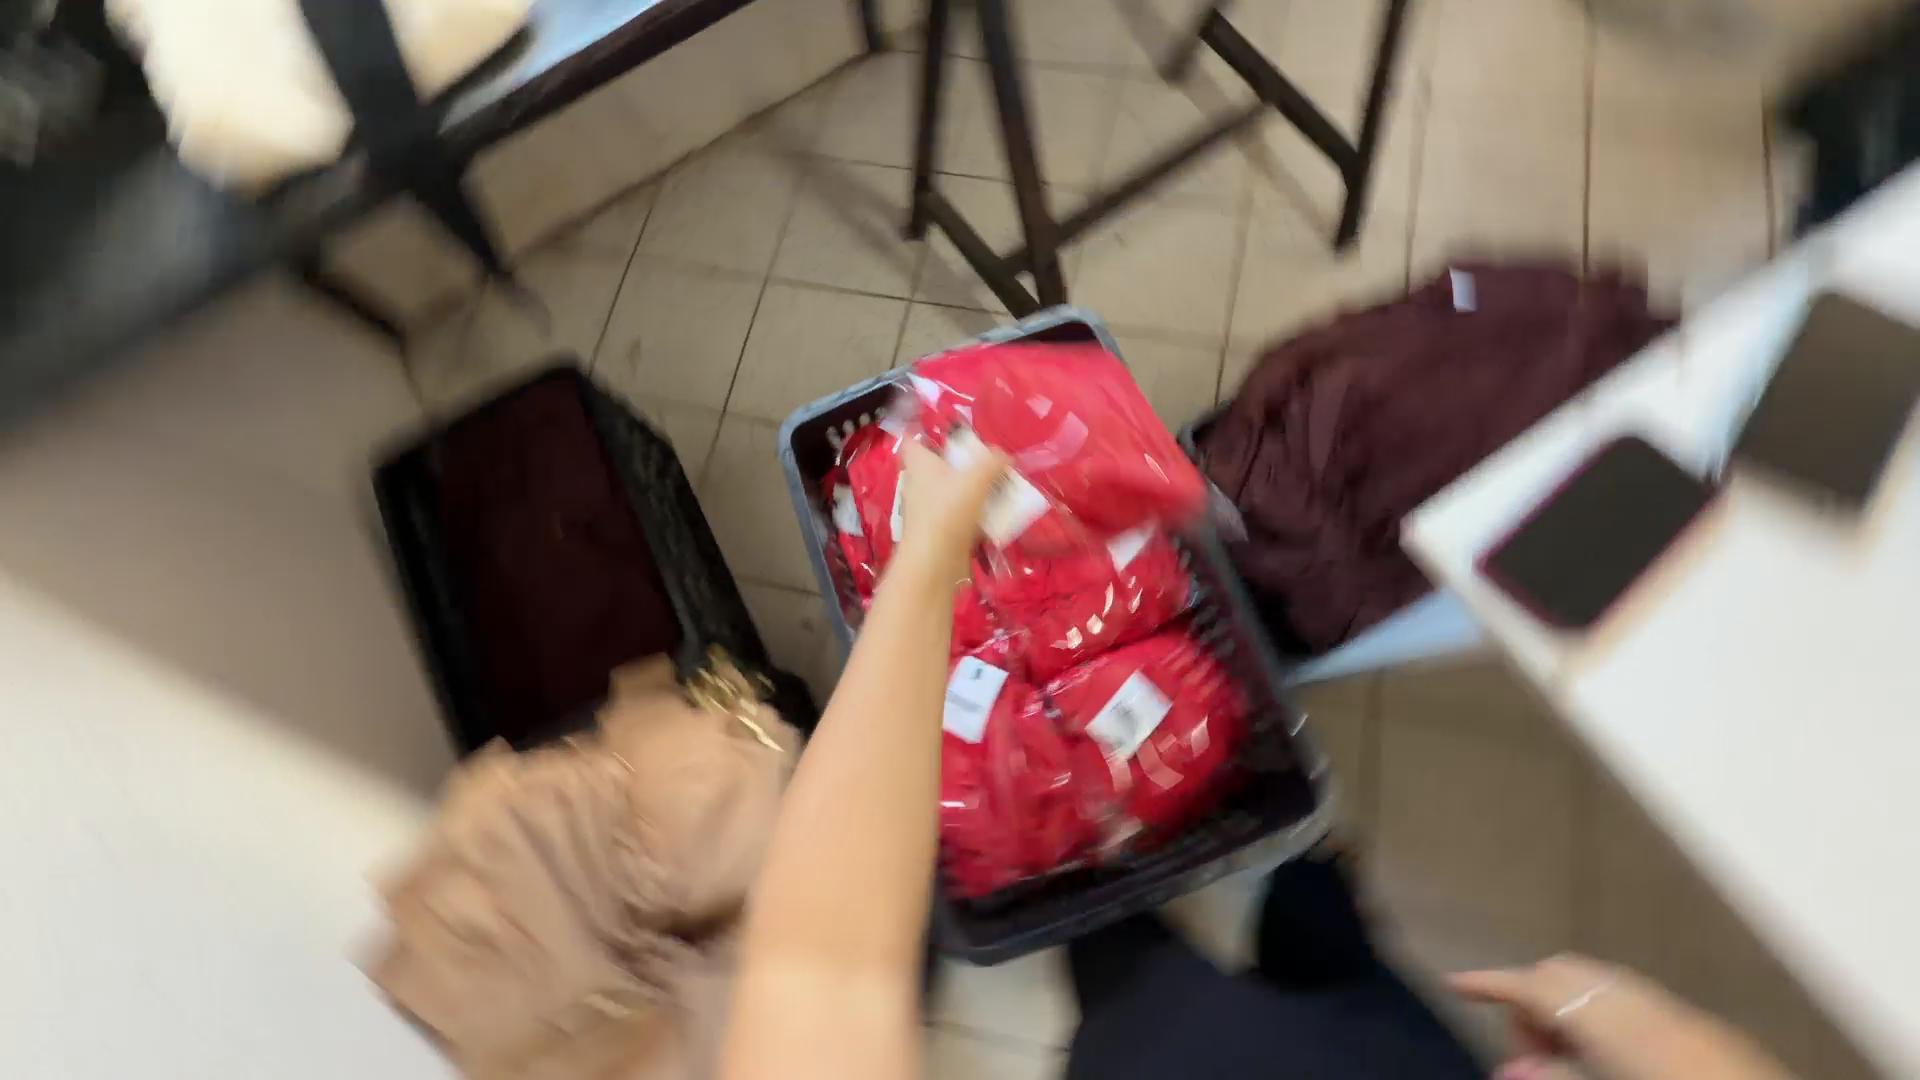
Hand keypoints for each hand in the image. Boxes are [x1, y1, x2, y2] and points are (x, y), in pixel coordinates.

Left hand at [891, 441, 1005, 585]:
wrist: (935, 561)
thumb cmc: (948, 510)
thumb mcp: (977, 477)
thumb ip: (993, 461)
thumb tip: (1005, 456)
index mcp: (919, 464)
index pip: (912, 440)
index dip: (924, 432)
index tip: (945, 430)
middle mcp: (918, 484)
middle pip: (937, 466)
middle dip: (960, 464)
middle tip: (985, 461)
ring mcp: (926, 510)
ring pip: (949, 492)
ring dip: (971, 490)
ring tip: (997, 488)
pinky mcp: (937, 532)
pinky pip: (957, 516)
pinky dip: (974, 514)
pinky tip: (994, 516)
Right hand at [1451, 955, 1796, 1079]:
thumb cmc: (1666, 1078)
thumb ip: (1552, 1072)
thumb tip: (1503, 1070)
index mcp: (1598, 1010)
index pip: (1524, 985)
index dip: (1484, 982)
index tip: (1451, 983)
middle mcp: (1625, 994)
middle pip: (1556, 973)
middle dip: (1530, 1001)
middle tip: (1527, 1052)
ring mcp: (1663, 1003)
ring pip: (1592, 982)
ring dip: (1566, 1005)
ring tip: (1567, 1053)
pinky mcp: (1696, 1022)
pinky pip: (1626, 998)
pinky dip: (1601, 1012)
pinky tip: (1611, 1050)